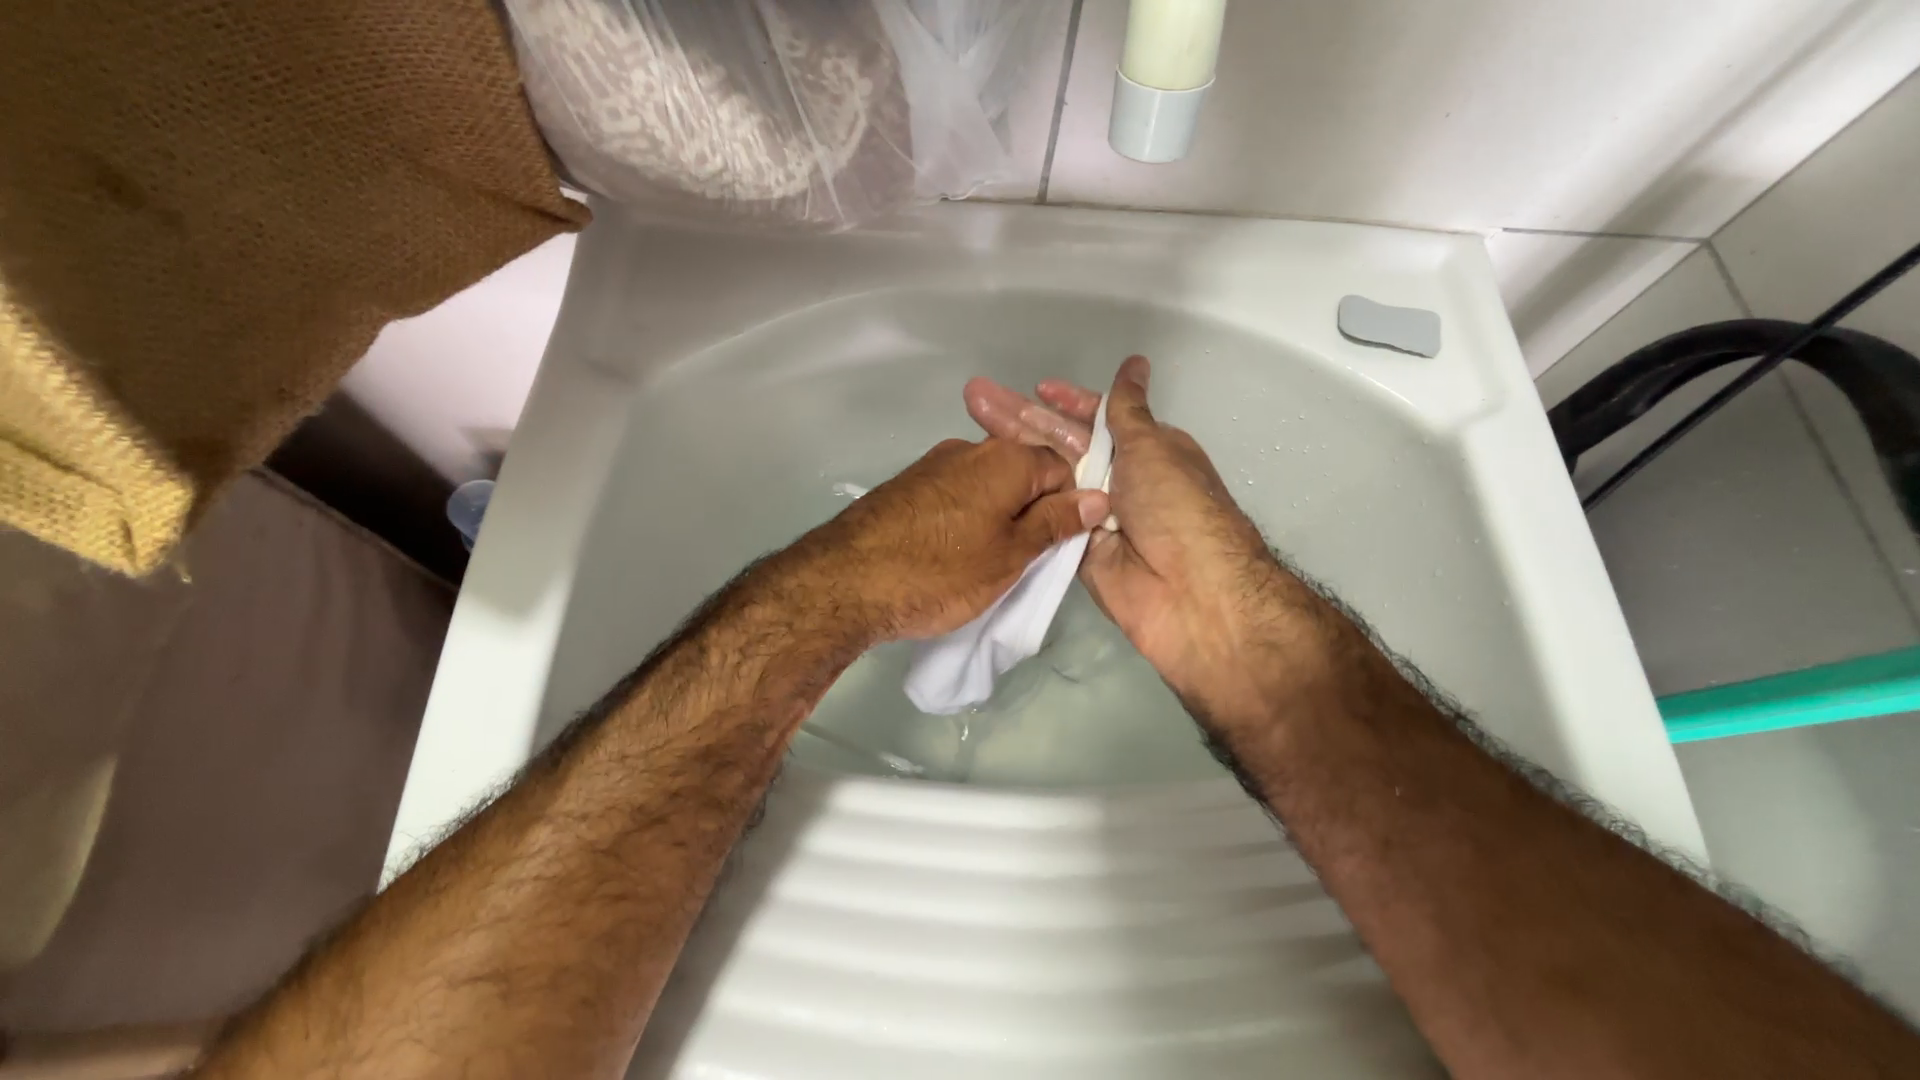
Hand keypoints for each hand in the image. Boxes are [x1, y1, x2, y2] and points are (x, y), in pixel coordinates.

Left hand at [797, 437, 1109, 642]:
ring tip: (985, 562)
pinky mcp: (905, 487)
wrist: (844, 583)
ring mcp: (932, 465)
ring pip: (985, 485)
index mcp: (1005, 459)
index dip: (1069, 503)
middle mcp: (969, 450)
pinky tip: (950, 554)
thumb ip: (1054, 522)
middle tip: (1026, 559)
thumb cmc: (941, 572)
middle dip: (1031, 510)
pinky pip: (953, 496)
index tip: (1061, 542)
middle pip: (1020, 472)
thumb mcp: (1010, 555)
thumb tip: (1096, 497)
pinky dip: (963, 520)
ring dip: (995, 516)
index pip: (1062, 466)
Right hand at [965, 357, 1290, 722]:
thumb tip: (1135, 364)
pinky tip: (983, 481)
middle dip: (1023, 421)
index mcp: (1146, 450)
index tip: (1035, 389)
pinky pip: (1046, 519)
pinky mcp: (1076, 548)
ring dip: (1012, 458)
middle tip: (976, 398)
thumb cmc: (1176, 506)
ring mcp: (1095, 515)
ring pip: (1048, 479)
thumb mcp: (1153, 447)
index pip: (1099, 418)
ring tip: (970, 431)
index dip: (1066, 403)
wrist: (1188, 591)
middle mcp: (1120, 479)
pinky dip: (1020, 503)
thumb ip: (1127, 410)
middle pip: (1064, 444)